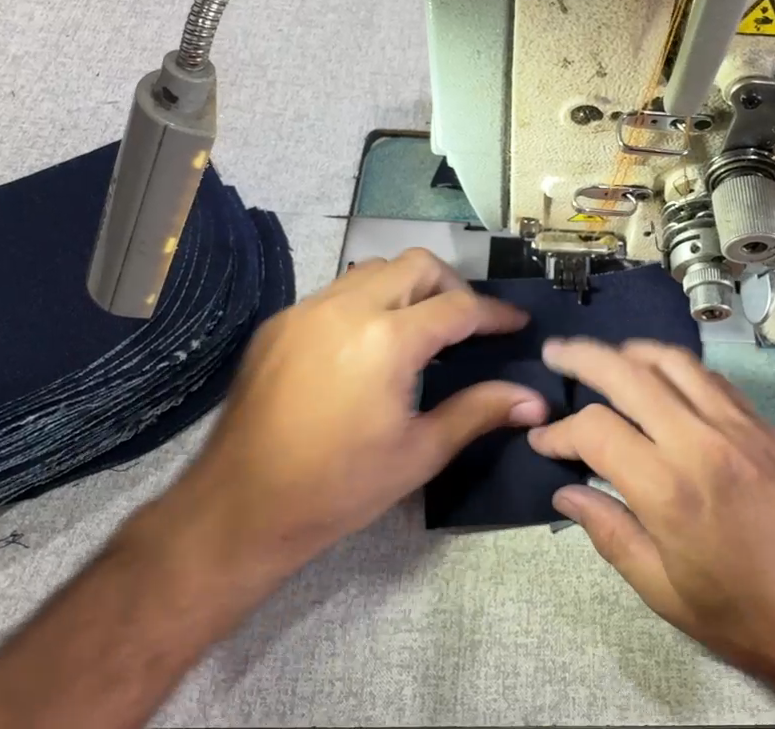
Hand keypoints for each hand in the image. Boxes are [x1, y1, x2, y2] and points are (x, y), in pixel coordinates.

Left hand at [160, 250, 547, 588]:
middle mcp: (345, 309)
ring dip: (408, 289)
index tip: (515, 324)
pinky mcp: (279, 324)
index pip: (458, 307)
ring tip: (423, 331)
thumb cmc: (338, 489)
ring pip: (373, 271)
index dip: (494, 314)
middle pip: (416, 265)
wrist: (239, 509)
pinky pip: (337, 292)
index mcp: (386, 341)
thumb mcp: (419, 453)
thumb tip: (535, 402)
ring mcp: (306, 311)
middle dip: (452, 286)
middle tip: (469, 325)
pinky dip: (368, 303)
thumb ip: (479, 412)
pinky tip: (371, 346)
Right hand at [530, 339, 774, 728]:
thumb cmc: (752, 618)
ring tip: (604, 357)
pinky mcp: (764, 424)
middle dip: (583, 357)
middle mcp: (701, 440)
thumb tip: (567, 494)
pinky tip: (662, 378)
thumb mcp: (667, 593)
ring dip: (631, 351)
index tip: (541, 441)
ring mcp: (738, 424)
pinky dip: (676, 366)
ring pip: (673, 360)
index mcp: (669, 490)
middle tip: (554, 353)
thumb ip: (611, 534)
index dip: (559, 431)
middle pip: (628, 372)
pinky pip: (710, 376)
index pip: (595, 431)